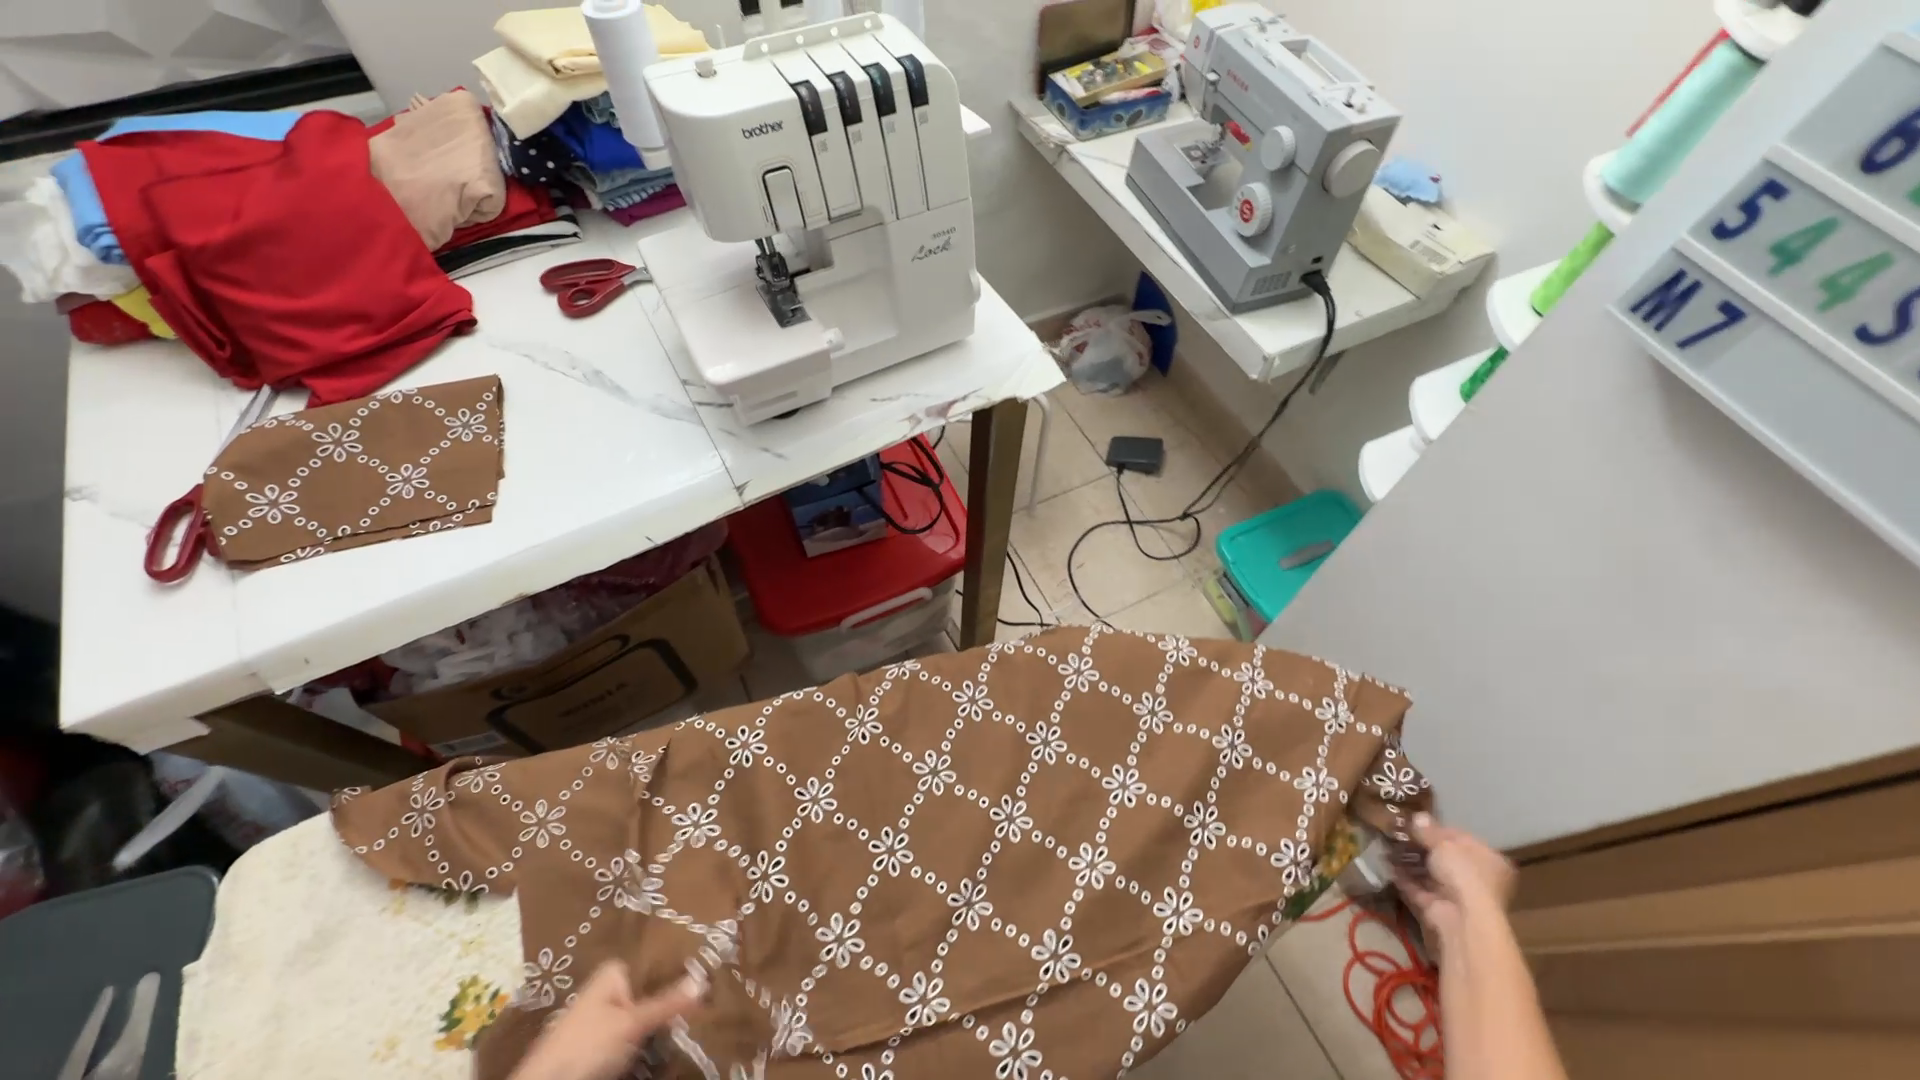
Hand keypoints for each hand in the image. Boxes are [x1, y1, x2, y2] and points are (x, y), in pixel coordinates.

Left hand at [510, 961, 702, 1079]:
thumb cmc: (585, 1047)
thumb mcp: (631, 1024)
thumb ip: (667, 1003)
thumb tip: (705, 980)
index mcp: (611, 975)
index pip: (654, 965)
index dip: (677, 974)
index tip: (705, 981)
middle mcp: (607, 995)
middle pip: (650, 996)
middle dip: (672, 1007)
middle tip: (703, 1013)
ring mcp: (602, 1026)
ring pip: (644, 1023)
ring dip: (661, 1032)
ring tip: (692, 1034)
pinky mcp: (600, 1053)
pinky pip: (634, 1045)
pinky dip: (648, 1050)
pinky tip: (667, 1055)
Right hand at [1397, 812, 1515, 945]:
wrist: (1462, 916)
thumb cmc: (1463, 872)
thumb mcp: (1444, 843)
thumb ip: (1428, 830)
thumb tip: (1418, 816)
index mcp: (1489, 859)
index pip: (1462, 839)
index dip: (1438, 830)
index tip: (1416, 824)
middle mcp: (1478, 878)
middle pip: (1445, 858)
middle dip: (1420, 847)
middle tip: (1398, 835)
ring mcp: (1458, 895)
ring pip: (1430, 874)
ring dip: (1409, 863)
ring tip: (1387, 849)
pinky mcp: (1440, 908)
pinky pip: (1419, 889)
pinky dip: (1404, 879)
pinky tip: (1387, 866)